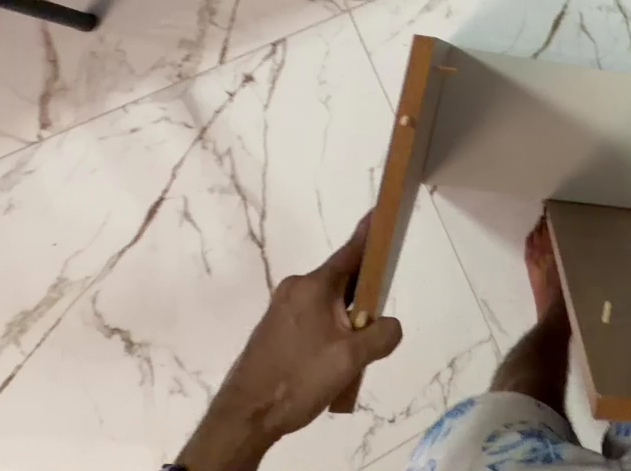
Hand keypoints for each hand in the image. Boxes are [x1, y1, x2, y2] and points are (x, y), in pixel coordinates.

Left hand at [175, 217, 403, 470]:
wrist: (241, 421)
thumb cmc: (297, 380)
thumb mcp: (351, 358)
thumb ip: (382, 335)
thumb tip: (389, 326)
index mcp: (313, 286)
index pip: (351, 250)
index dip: (370, 232)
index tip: (381, 209)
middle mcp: (295, 289)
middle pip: (342, 279)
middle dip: (363, 295)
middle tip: (375, 322)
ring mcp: (280, 310)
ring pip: (328, 303)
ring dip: (345, 319)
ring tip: (351, 354)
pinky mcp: (273, 331)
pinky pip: (312, 318)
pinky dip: (329, 330)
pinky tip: (331, 360)